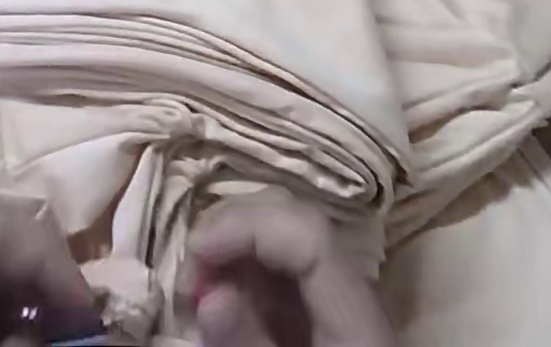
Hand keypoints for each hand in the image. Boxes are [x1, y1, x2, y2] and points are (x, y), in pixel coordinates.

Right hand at [177, 195, 394, 346]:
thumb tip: (207, 293)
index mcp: (361, 327)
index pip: (307, 236)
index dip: (246, 225)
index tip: (194, 249)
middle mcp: (357, 303)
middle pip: (293, 223)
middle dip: (231, 231)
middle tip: (189, 273)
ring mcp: (342, 309)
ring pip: (283, 241)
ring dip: (230, 249)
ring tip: (195, 289)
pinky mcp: (324, 322)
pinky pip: (279, 273)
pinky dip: (241, 273)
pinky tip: (216, 301)